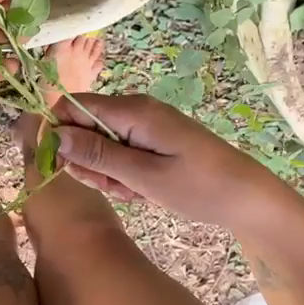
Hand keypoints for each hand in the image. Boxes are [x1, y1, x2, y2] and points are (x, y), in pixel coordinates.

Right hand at [51, 93, 290, 227]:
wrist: (249, 198)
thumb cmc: (199, 187)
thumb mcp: (143, 176)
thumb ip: (97, 154)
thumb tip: (55, 135)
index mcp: (132, 111)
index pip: (72, 106)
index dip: (59, 134)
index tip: (63, 167)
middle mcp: (135, 109)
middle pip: (84, 126)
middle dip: (86, 159)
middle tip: (109, 187)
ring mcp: (145, 124)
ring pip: (100, 143)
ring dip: (105, 171)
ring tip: (131, 192)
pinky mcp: (152, 138)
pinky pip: (119, 150)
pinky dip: (121, 172)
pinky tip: (139, 190)